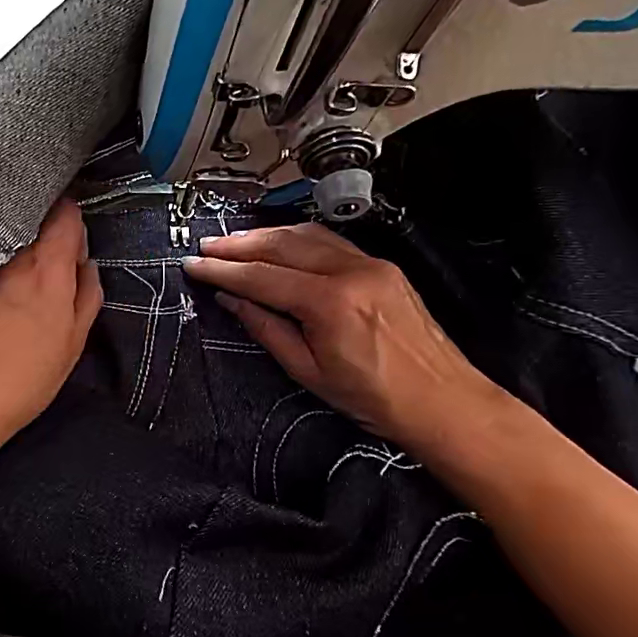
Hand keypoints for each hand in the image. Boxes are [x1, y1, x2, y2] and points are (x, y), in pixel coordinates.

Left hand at [0, 199, 101, 449]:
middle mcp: (13, 260)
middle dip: (55, 239)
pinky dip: (12, 273)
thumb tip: (88, 267)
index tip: (82, 240)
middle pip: (39, 225)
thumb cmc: (24, 378)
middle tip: (67, 271)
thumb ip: (88, 294)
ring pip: (17, 245)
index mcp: (46, 268)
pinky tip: (16, 304)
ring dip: (31, 257)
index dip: (77, 219)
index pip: (65, 214)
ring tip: (40, 292)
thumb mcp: (74, 341)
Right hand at [182, 224, 516, 453]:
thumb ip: (267, 328)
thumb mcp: (309, 372)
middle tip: (209, 247)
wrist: (442, 400)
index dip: (223, 270)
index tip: (196, 265)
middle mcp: (352, 272)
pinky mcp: (384, 266)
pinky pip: (332, 242)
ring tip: (236, 242)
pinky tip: (281, 244)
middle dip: (239, 244)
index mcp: (330, 303)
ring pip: (307, 236)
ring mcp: (372, 264)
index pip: (262, 277)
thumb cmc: (377, 398)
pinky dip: (299, 240)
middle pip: (282, 245)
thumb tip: (233, 299)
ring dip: (267, 235)